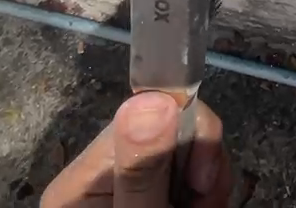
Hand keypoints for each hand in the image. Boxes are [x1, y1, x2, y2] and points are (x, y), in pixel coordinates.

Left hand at [41, 92, 232, 206]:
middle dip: (205, 162)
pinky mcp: (149, 192)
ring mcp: (128, 183)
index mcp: (86, 176)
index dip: (192, 133)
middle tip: (206, 204)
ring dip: (210, 180)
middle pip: (175, 129)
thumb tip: (152, 99)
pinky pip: (191, 170)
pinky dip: (205, 190)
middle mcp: (103, 171)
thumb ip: (144, 168)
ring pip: (190, 150)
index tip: (204, 178)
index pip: (151, 113)